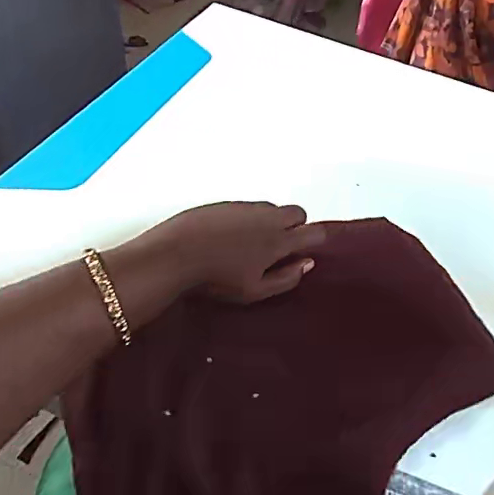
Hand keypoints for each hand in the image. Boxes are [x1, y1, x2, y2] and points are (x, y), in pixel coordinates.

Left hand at [139, 202, 327, 302]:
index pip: (314, 232)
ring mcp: (246, 207)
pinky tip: (231, 237)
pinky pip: (249, 207)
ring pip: (272, 208)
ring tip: (252, 243)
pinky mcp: (226, 203)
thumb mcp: (254, 290)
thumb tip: (307, 264)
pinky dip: (249, 218)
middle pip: (297, 212)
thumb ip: (286, 278)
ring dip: (271, 221)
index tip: (309, 250)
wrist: (176, 253)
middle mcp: (267, 217)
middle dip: (296, 225)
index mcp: (279, 240)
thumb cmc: (216, 278)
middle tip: (282, 246)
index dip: (317, 240)